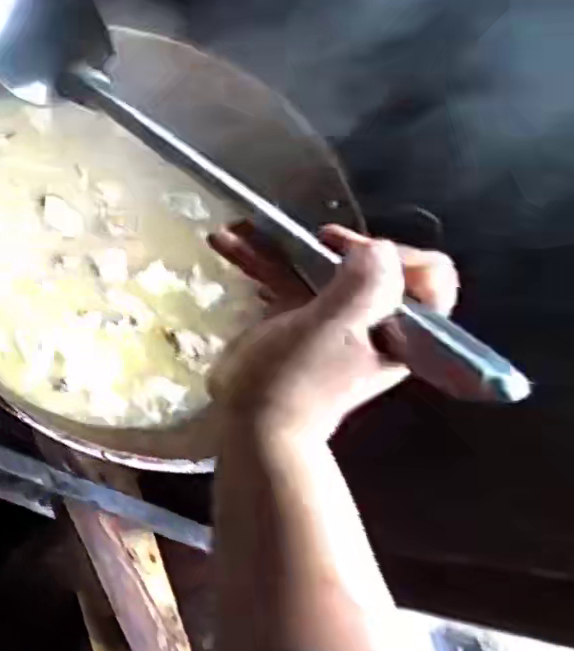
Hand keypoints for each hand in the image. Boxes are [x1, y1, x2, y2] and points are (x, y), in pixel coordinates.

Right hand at [205, 224, 458, 443]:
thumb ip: (362, 289)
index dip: (381, 252)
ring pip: (314, 274)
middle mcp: (377, 321)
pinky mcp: (294, 325)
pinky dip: (259, 269)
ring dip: (273, 251)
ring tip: (230, 235)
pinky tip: (232, 254)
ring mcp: (333, 323)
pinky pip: (285, 288)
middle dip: (313, 246)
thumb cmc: (294, 378)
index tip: (330, 246)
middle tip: (273, 231)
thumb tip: (377, 247)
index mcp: (407, 327)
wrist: (254, 419)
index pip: (421, 272)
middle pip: (360, 267)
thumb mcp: (330, 332)